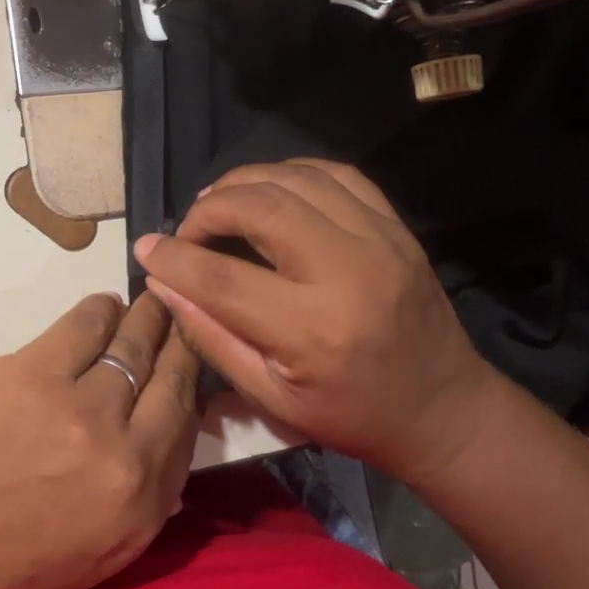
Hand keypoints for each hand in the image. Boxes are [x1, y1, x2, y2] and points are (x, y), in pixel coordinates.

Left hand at [0, 293, 200, 588]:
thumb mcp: (86, 560)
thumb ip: (132, 508)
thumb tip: (157, 460)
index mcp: (139, 508)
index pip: (185, 434)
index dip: (190, 392)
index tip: (188, 369)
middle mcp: (124, 454)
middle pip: (168, 383)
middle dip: (180, 346)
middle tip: (182, 322)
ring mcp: (81, 407)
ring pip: (131, 347)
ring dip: (145, 320)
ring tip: (149, 304)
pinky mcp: (36, 372)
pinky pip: (82, 327)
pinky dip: (99, 311)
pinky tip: (105, 305)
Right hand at [132, 159, 496, 481]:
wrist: (442, 409)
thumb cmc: (351, 416)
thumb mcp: (271, 396)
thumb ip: (211, 337)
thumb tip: (162, 284)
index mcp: (312, 330)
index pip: (221, 277)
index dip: (173, 258)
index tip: (145, 249)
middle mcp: (347, 272)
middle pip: (259, 207)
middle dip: (208, 210)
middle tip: (188, 231)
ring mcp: (378, 240)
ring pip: (295, 179)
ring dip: (244, 183)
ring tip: (217, 204)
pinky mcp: (395, 226)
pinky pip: (337, 174)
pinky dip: (292, 173)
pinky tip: (269, 190)